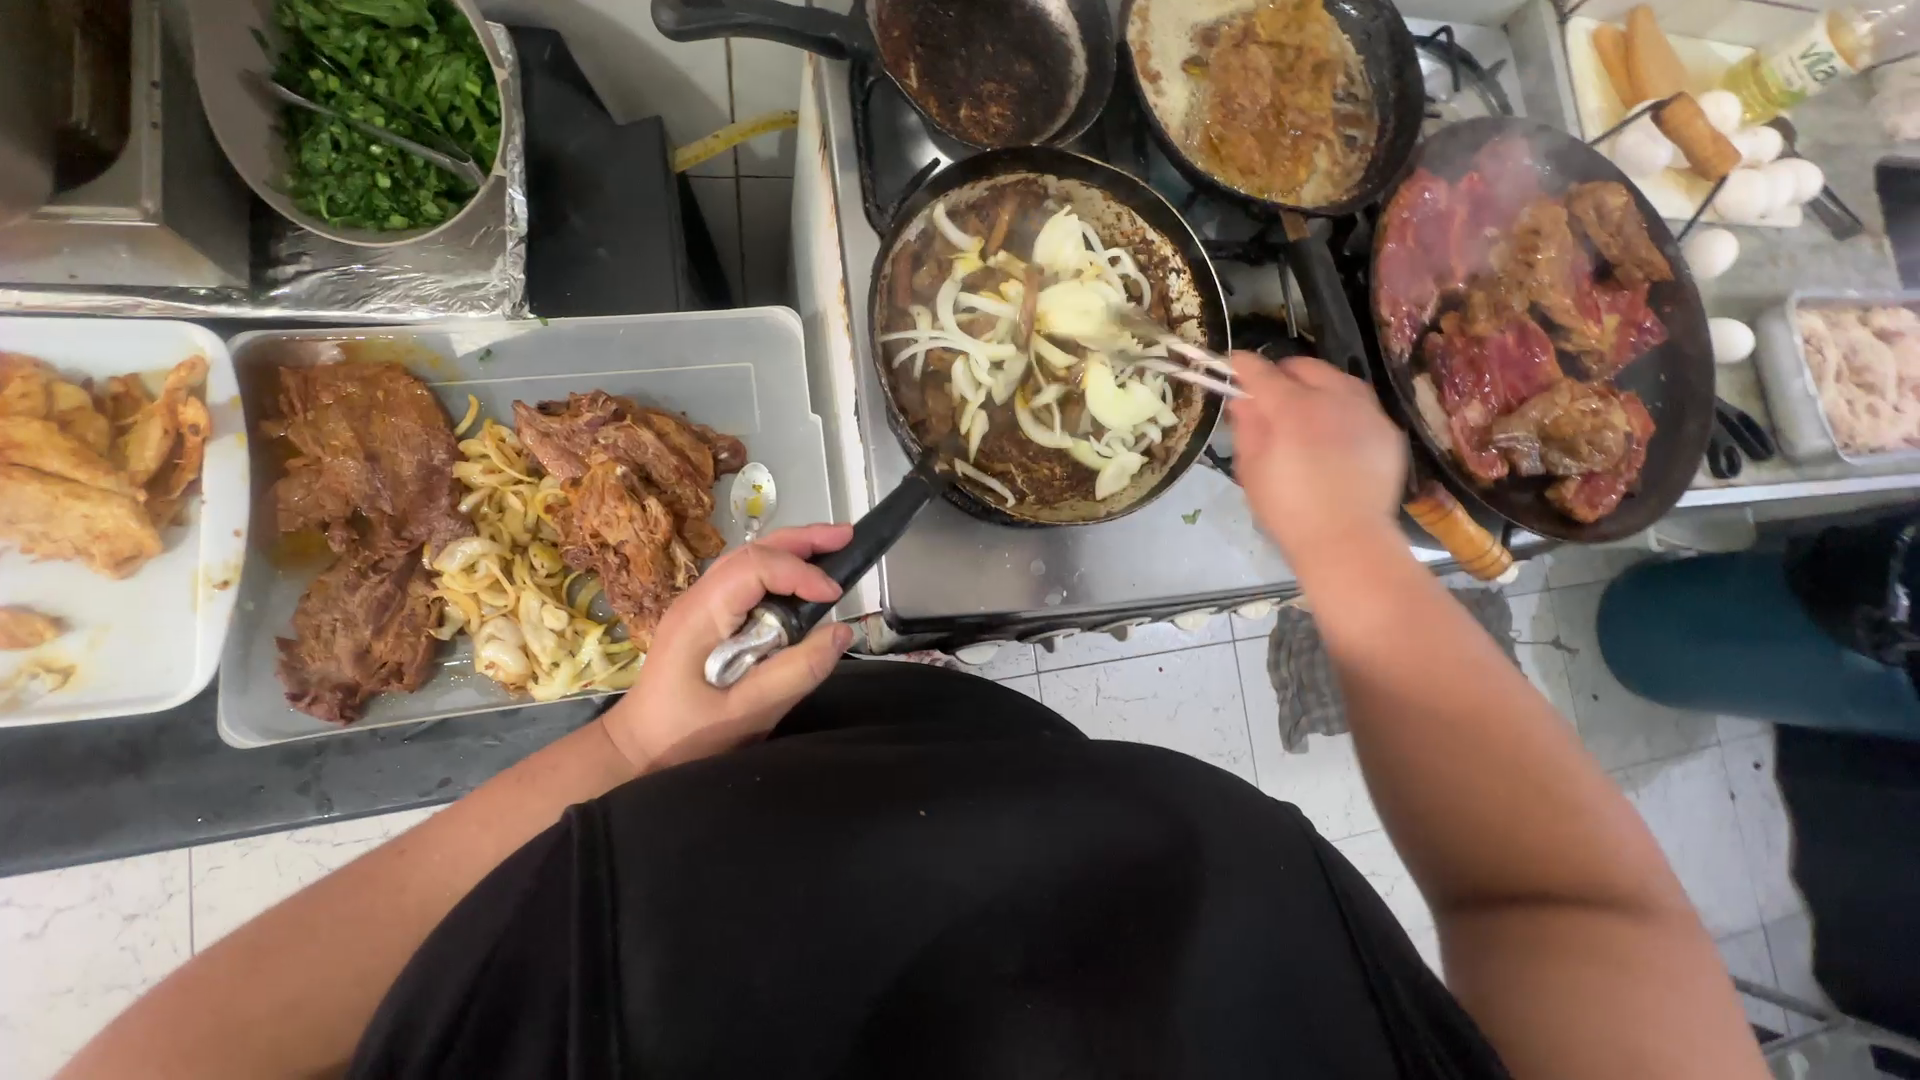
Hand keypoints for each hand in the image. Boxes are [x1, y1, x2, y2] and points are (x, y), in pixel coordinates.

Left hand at [598, 523, 855, 772]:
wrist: (636, 752)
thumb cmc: (685, 736)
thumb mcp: (746, 713)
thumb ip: (795, 673)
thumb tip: (841, 633)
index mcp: (701, 614)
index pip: (755, 567)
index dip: (799, 572)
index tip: (834, 595)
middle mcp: (697, 598)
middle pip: (752, 550)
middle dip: (802, 541)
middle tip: (847, 537)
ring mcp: (699, 605)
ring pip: (748, 560)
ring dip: (792, 550)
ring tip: (835, 547)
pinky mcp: (707, 618)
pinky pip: (746, 580)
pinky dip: (780, 570)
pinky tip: (803, 580)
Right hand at [1228, 352, 1406, 569]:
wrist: (1346, 539)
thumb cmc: (1288, 509)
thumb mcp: (1253, 470)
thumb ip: (1247, 428)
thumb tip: (1244, 402)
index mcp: (1292, 407)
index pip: (1262, 373)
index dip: (1243, 366)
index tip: (1233, 366)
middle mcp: (1333, 398)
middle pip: (1305, 367)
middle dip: (1282, 373)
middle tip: (1269, 394)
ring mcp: (1366, 412)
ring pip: (1338, 380)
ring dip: (1316, 386)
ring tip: (1306, 407)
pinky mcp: (1388, 430)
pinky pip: (1361, 406)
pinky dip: (1342, 409)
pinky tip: (1334, 432)